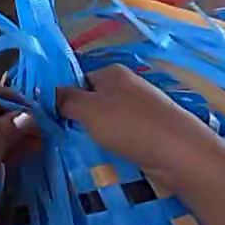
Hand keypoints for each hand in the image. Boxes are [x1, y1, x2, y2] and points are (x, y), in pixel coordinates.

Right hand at [56, 64, 224, 177]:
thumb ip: (65, 98)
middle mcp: (126, 84)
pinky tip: (108, 153)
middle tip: (64, 134)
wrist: (178, 152)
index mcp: (111, 72)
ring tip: (85, 147)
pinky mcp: (148, 128)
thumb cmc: (129, 125)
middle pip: (91, 98)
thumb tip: (47, 91)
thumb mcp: (88, 109)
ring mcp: (139, 106)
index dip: (62, 96)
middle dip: (77, 116)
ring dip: (93, 132)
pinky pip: (120, 132)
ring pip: (105, 117)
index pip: (76, 78)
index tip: (50, 117)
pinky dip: (112, 142)